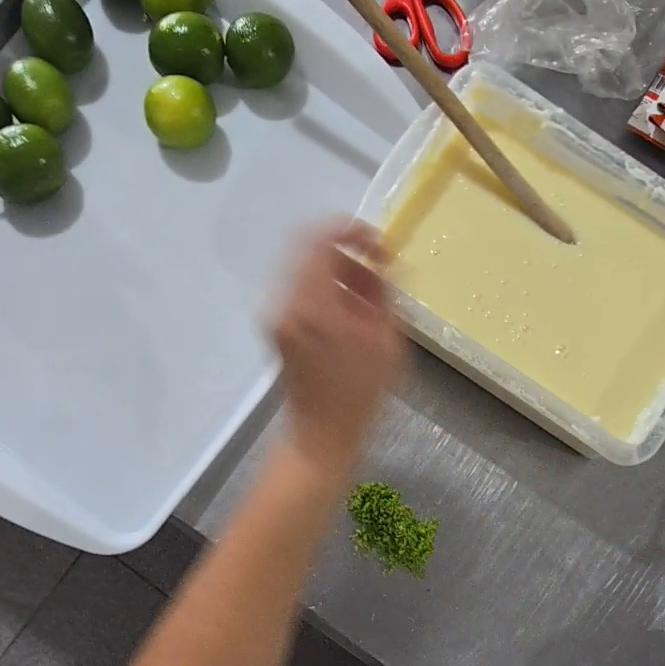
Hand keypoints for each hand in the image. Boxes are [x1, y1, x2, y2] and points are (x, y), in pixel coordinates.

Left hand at [267, 219, 407, 471]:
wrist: (319, 435)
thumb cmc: (359, 396)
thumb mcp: (387, 343)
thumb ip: (385, 293)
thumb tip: (383, 264)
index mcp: (311, 303)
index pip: (319, 236)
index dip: (352, 230)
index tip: (379, 247)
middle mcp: (285, 302)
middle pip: (312, 249)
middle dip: (349, 255)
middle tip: (377, 278)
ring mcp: (277, 315)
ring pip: (307, 269)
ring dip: (339, 275)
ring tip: (368, 304)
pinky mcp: (277, 326)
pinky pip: (302, 290)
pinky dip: (328, 292)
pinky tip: (351, 318)